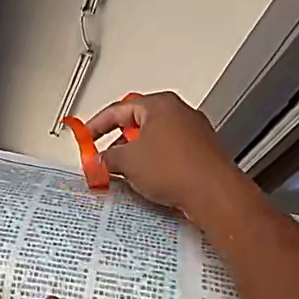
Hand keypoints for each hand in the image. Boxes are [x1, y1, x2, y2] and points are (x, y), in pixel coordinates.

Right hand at [86, 91, 254, 218]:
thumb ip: (107, 157)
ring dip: (137, 156)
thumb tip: (100, 159)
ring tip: (125, 173)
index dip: (98, 124)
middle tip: (104, 158)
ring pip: (155, 141)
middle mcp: (179, 114)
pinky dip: (155, 165)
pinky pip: (169, 155)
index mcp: (160, 105)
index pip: (119, 109)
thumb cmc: (179, 168)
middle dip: (118, 143)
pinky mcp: (200, 153)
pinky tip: (149, 181)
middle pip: (138, 124)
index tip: (87, 136)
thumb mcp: (127, 161)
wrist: (212, 193)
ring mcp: (193, 133)